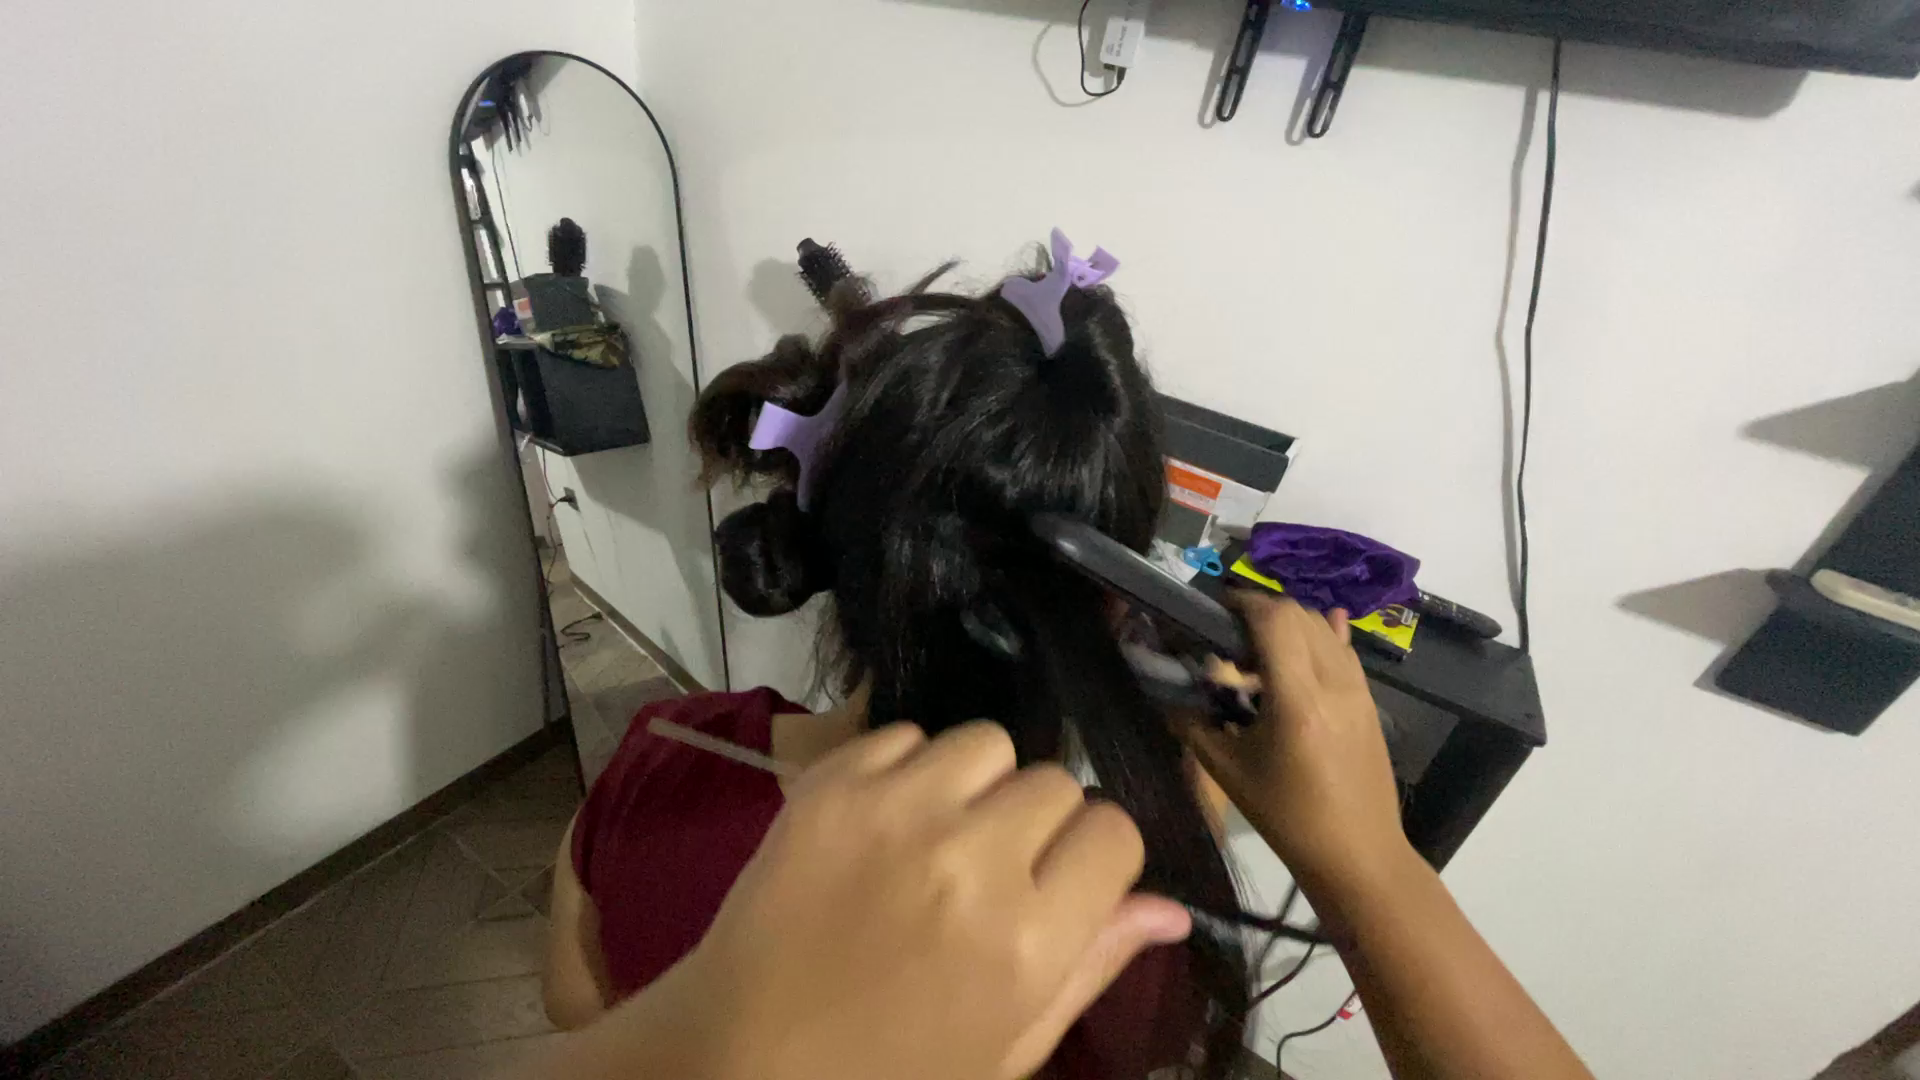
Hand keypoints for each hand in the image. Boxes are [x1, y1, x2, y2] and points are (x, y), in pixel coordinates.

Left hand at [595, 720, 1191, 1079]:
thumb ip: (1092, 966)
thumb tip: (1170, 905)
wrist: (738, 1056)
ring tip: (938, 831)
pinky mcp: (833, 780)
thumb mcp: (1007, 1050)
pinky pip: (908, 733)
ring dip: (977, 781)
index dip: (1096, 854)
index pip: (1114, 833)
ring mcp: (895, 808)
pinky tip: (883, 820)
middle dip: (1037, 820)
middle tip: (992, 865)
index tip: (1064, 874)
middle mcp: (970, 860)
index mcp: (1026, 941)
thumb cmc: (888, 1072)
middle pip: (1055, 779)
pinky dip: (907, 767)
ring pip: (987, 740)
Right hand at [1180, 594, 1411, 898]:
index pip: (1275, 620)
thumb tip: (1163, 691)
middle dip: (1258, 613)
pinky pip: (1343, 650)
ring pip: (1322, 627)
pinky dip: (1316, 638)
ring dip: (1285, 627)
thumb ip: (1192, 723)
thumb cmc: (1286, 815)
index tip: (1212, 611)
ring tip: (1255, 658)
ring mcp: (1358, 690)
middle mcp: (1334, 684)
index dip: (1242, 603)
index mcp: (1298, 701)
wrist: (1358, 854)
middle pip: (1298, 615)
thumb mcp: (1227, 770)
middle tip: (1226, 639)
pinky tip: (1296, 647)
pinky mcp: (1369, 701)